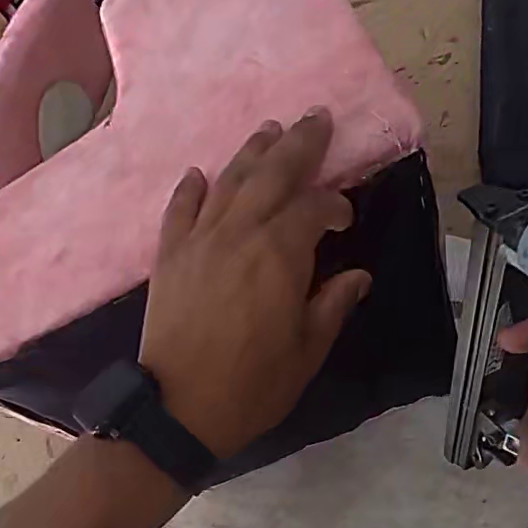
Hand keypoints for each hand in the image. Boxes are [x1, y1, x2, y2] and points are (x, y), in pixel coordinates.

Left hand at [138, 109, 368, 458]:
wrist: (179, 410)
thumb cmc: (254, 385)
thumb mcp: (308, 352)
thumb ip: (333, 304)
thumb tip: (358, 275)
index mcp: (280, 256)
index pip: (314, 210)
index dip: (334, 208)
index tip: (345, 220)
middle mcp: (239, 233)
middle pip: (273, 175)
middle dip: (299, 144)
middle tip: (317, 118)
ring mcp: (199, 240)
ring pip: (229, 181)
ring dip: (252, 153)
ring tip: (271, 130)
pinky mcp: (169, 256)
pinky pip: (181, 209)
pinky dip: (193, 188)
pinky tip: (201, 174)